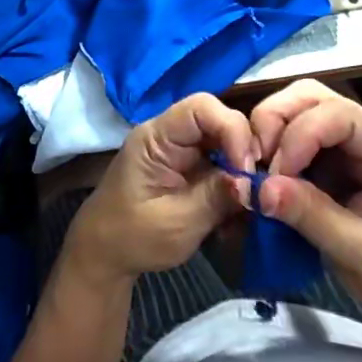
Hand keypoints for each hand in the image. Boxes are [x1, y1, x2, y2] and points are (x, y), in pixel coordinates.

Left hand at [62, 94, 253, 286]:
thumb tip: (254, 183)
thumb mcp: (177, 221)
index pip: (200, 107)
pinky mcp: (188, 170)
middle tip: (256, 187)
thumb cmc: (132, 237)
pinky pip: (220, 164)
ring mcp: (179, 152)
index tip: (246, 168)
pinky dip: (233, 185)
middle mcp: (169, 136)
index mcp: (156, 138)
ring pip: (224, 143)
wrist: (105, 254)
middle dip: (243, 150)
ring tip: (249, 203)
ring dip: (241, 171)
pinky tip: (237, 213)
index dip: (231, 129)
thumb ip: (215, 197)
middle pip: (218, 121)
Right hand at [250, 80, 361, 342]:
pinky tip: (266, 186)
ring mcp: (357, 157)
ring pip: (302, 117)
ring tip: (257, 175)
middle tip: (254, 162)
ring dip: (272, 138)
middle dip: (276, 121)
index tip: (274, 173)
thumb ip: (314, 217)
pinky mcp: (340, 175)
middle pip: (316, 99)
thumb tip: (258, 187)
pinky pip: (299, 150)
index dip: (299, 134)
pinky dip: (276, 160)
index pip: (342, 115)